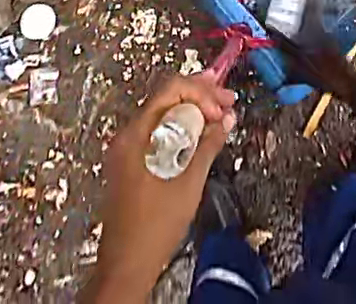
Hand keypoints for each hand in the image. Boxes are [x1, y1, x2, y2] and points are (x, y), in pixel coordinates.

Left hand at [80, 75, 238, 302]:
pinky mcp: (133, 159)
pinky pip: (159, 131)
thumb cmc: (156, 226)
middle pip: (166, 98)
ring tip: (220, 108)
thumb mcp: (188, 184)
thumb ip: (207, 146)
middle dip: (199, 95)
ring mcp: (129, 145)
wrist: (126, 263)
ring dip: (192, 110)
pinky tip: (200, 130)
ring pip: (163, 114)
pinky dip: (180, 127)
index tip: (222, 108)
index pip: (169, 91)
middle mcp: (129, 132)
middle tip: (228, 97)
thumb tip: (227, 118)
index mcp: (137, 132)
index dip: (199, 93)